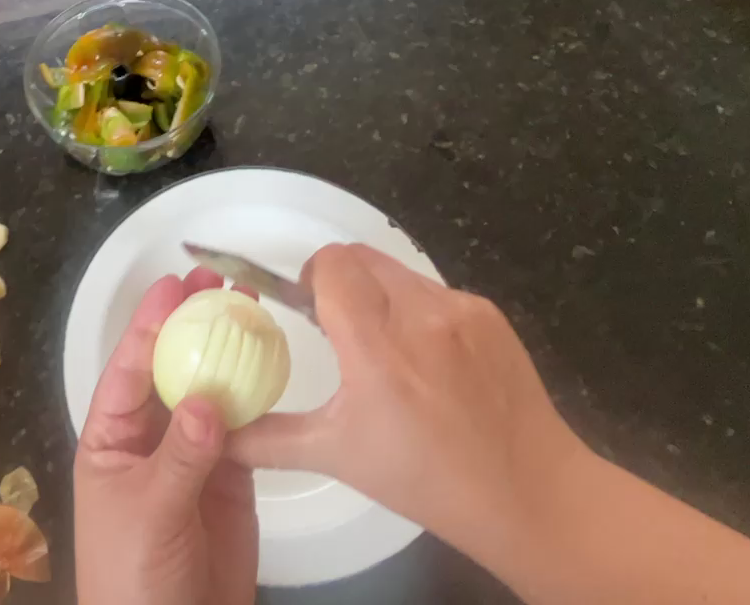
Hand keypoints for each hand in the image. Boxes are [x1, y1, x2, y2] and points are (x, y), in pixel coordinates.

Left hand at [74, 269, 257, 604]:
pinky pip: (242, 427)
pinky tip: (270, 362)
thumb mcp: (148, 512)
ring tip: (249, 305)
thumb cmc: (133, 577)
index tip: (173, 284)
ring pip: (209, 390)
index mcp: (112, 438)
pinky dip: (256, 396)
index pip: (129, 368)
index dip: (149, 324)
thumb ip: (179, 455)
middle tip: (216, 281)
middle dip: (190, 324)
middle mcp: (150, 437)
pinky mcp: (230, 478)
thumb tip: (207, 399)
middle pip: (171, 368)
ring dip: (227, 351)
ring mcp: (192, 455)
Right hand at [225, 243, 587, 559]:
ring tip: (387, 344)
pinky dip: (415, 308)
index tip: (311, 310)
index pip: (331, 265)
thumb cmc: (426, 479)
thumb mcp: (337, 457)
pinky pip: (432, 289)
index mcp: (377, 351)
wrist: (533, 493)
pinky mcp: (487, 311)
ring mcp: (460, 309)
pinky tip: (430, 358)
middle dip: (338, 278)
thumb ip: (267, 438)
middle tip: (339, 324)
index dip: (311, 278)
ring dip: (376, 291)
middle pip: (358, 255)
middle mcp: (419, 317)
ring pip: (395, 269)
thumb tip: (216, 428)